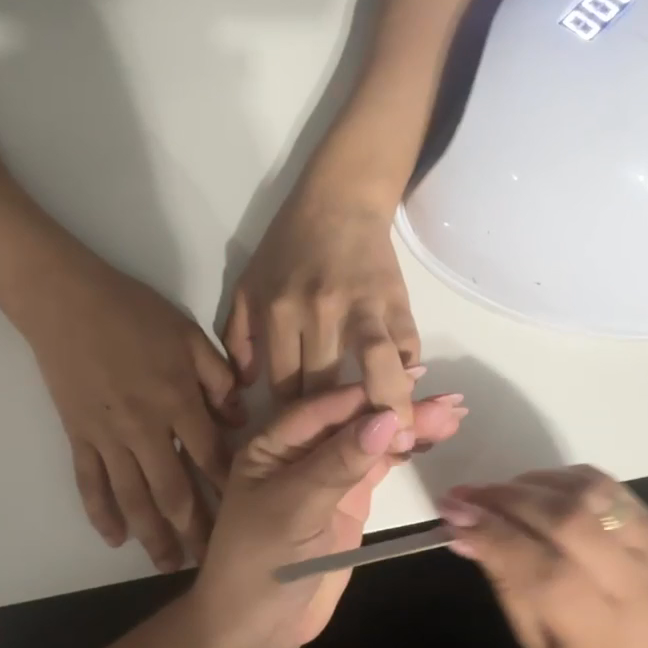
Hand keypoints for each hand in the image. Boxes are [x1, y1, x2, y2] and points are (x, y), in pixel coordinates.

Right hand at [18, 253, 243, 572]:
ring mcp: (107, 437)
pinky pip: (89, 484)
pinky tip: (114, 538)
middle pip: (173, 491)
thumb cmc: (133, 312)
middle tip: (210, 562)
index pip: (211, 458)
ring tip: (167, 565)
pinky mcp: (77, 436)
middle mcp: (144, 429)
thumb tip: (240, 420)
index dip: (229, 490)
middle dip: (193, 529)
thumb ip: (218, 377)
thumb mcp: (189, 334)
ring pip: (132, 498)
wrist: (66, 302)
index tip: (247, 518)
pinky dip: (100, 513)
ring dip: (151, 535)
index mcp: (177, 401)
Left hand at [191, 385, 466, 647]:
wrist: (254, 632)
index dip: (368, 393)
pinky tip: (430, 439)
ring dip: (409, 428)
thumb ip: (340, 464)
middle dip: (398, 408)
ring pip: (371, 442)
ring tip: (454, 415)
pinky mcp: (347, 503)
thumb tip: (386, 418)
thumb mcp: (295, 508)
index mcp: (273, 443)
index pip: (326, 407)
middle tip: (450, 402)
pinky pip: (378, 469)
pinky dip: (404, 454)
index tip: (412, 380)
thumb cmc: (259, 563)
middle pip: (354, 421)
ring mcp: (327, 477)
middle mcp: (300, 451)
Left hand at [225, 196, 419, 420]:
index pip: (284, 384)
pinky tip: (408, 395)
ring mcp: (362, 306)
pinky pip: (406, 345)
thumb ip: (238, 336)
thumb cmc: (288, 244)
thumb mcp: (249, 284)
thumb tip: (245, 387)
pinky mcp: (396, 300)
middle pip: (326, 386)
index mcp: (278, 311)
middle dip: (336, 424)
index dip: (294, 418)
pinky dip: (409, 373)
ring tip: (399, 442)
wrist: (339, 200)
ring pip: (377, 367)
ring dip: (388, 408)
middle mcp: (319, 312)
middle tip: (344, 447)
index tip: (303, 437)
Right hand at [438, 466, 647, 647]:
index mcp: (602, 634)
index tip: (451, 514)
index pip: (544, 570)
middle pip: (569, 521)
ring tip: (501, 492)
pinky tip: (538, 488)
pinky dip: (565, 478)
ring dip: (534, 483)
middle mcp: (635, 587)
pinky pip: (608, 486)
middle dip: (507, 499)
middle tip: (466, 494)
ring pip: (590, 493)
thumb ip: (505, 584)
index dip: (493, 535)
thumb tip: (462, 532)